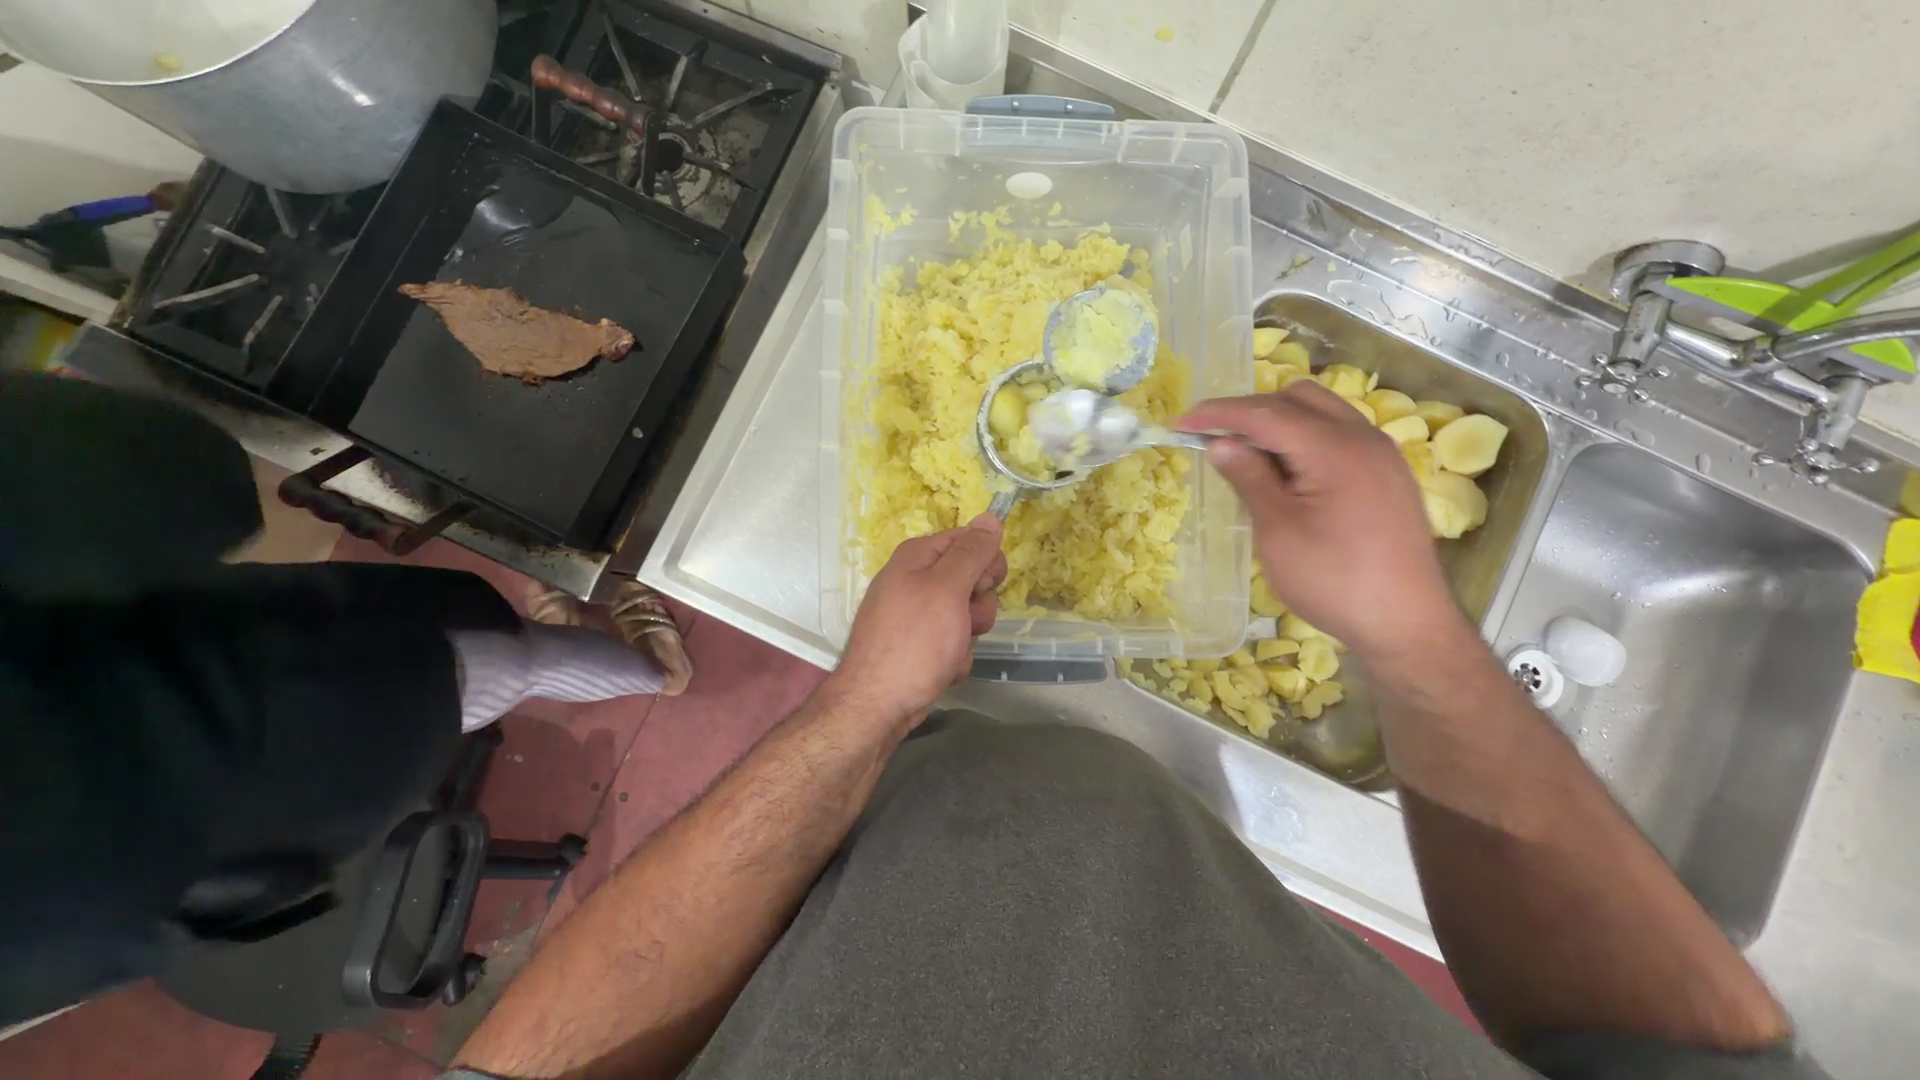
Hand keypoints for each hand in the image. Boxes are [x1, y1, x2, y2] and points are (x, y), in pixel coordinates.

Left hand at [826, 514, 1007, 726]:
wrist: (876, 707)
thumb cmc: (913, 644)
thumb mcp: (947, 590)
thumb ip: (971, 553)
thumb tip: (991, 516)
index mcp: (917, 558)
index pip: (969, 540)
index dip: (985, 563)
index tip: (985, 585)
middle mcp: (914, 580)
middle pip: (972, 579)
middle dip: (978, 605)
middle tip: (965, 621)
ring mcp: (916, 615)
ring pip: (968, 615)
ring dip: (968, 637)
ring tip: (950, 652)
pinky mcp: (920, 645)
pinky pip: (954, 642)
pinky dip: (954, 658)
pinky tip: (941, 670)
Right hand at [1180, 382, 1464, 659]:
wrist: (1405, 624)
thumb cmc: (1333, 580)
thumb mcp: (1278, 531)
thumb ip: (1249, 478)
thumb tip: (1221, 444)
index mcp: (1334, 448)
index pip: (1265, 412)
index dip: (1218, 413)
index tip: (1179, 423)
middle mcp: (1363, 437)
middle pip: (1298, 398)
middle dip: (1251, 411)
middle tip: (1216, 441)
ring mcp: (1381, 455)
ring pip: (1322, 413)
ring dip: (1280, 423)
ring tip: (1247, 458)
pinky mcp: (1387, 476)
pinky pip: (1339, 436)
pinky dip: (1305, 440)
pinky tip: (1286, 475)